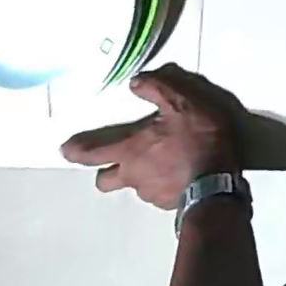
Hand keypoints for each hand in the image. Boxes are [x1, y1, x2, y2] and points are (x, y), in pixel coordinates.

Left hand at [60, 65, 243, 208]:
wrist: (219, 182)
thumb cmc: (198, 139)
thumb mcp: (182, 102)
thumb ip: (157, 87)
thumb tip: (135, 81)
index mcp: (131, 150)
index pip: (91, 153)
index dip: (76, 150)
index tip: (66, 149)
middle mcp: (133, 175)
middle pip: (104, 180)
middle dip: (104, 170)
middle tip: (114, 160)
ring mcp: (151, 193)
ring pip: (133, 186)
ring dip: (139, 175)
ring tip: (160, 162)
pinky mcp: (169, 204)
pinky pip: (157, 193)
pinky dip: (163, 183)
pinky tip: (179, 173)